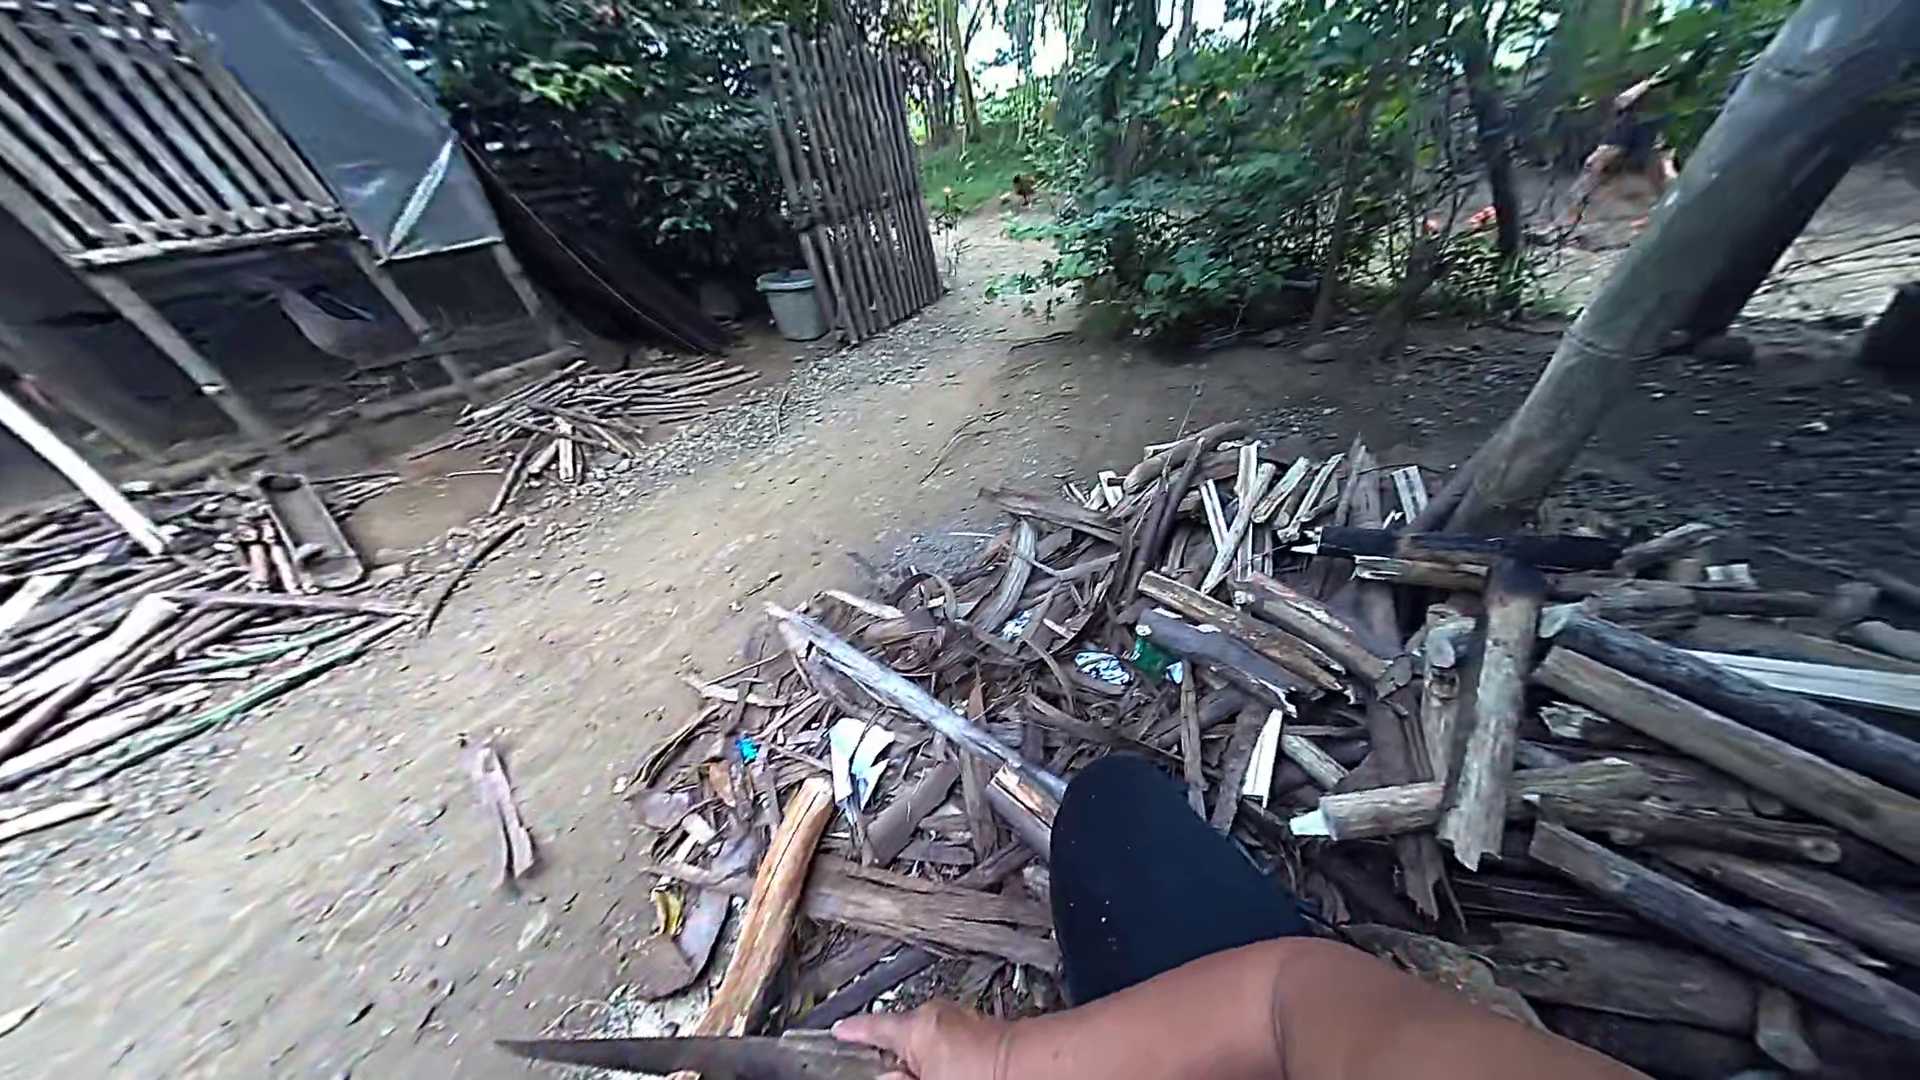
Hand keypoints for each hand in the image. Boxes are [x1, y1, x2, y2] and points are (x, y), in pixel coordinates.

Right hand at [833, 1001, 1013, 1079]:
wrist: (1022, 1070)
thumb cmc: (977, 1077)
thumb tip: (881, 1078)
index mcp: (915, 1026)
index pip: (874, 1026)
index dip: (853, 1031)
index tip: (838, 1031)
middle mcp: (934, 1013)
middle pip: (899, 1034)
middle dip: (893, 1059)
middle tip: (890, 1073)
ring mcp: (956, 1016)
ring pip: (923, 1040)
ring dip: (919, 1061)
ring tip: (920, 1073)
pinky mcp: (973, 1024)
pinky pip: (944, 1041)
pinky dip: (938, 1057)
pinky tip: (947, 1073)